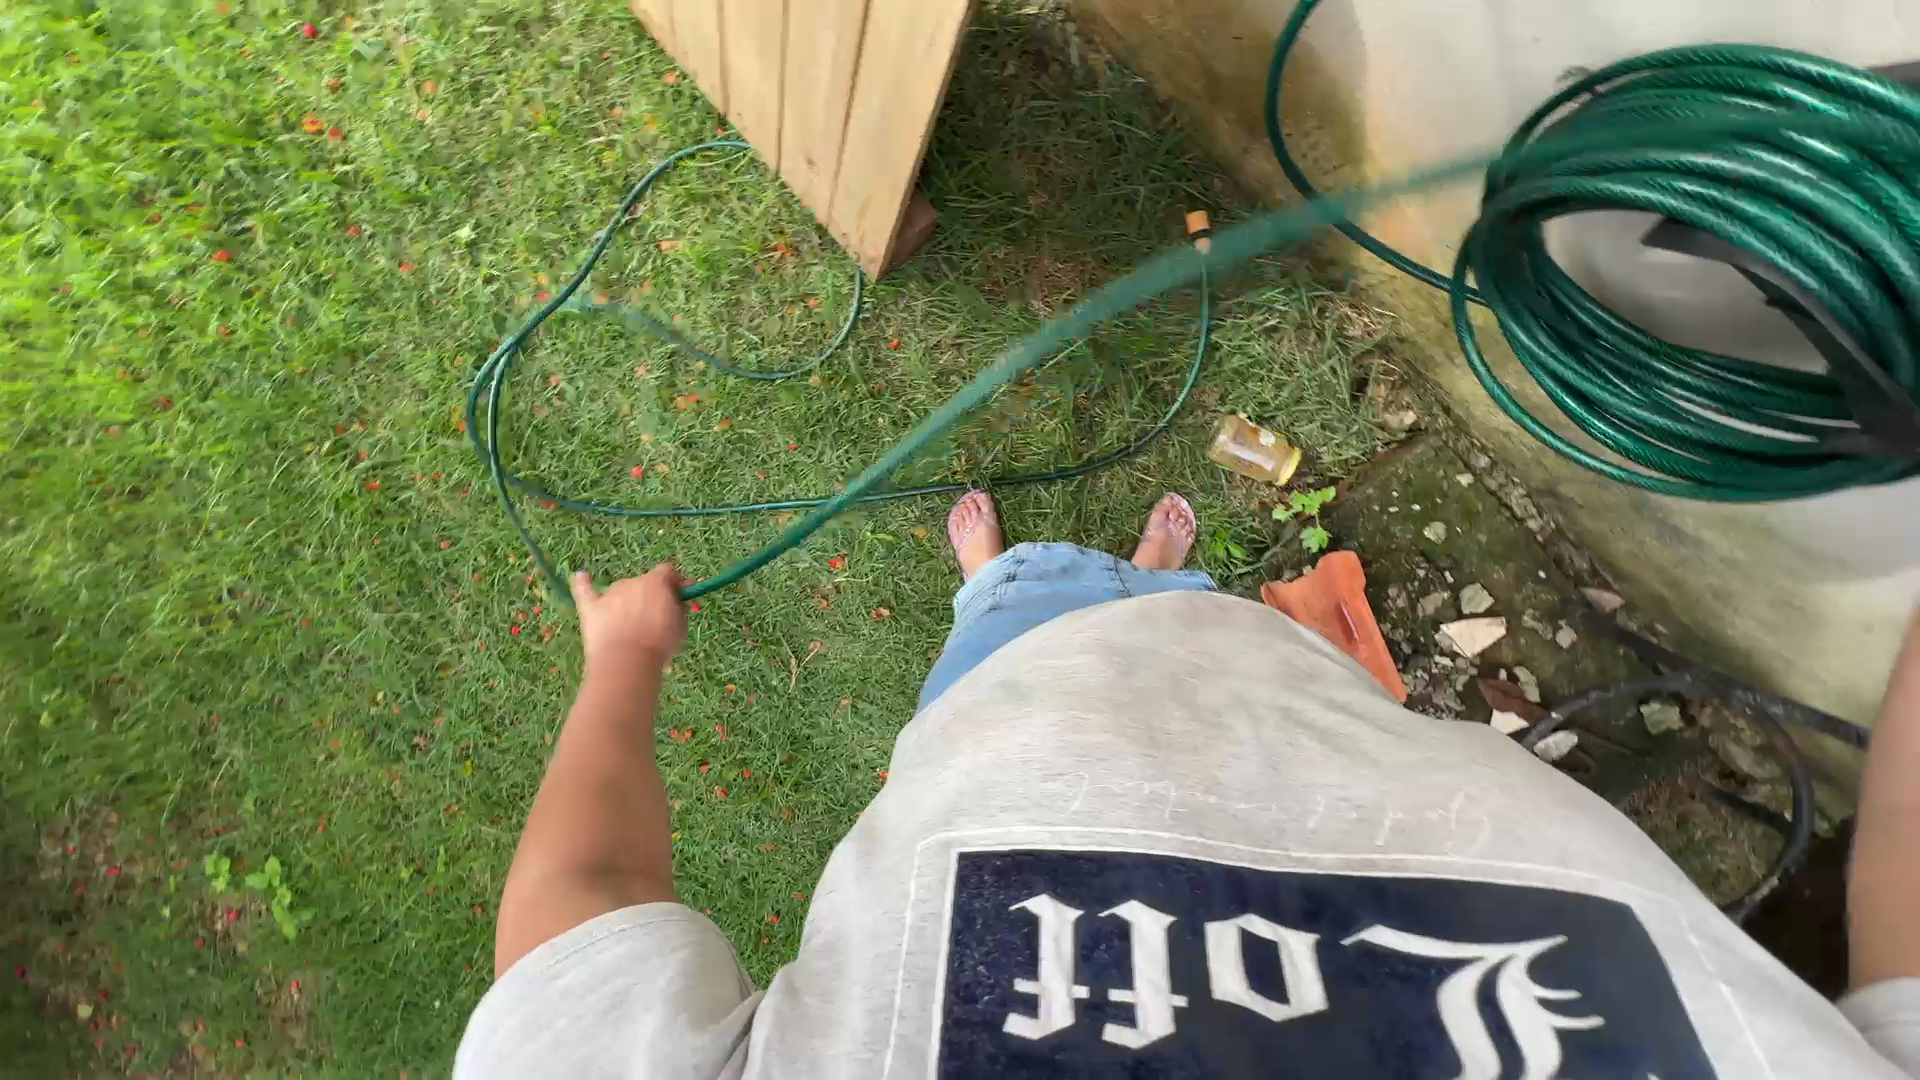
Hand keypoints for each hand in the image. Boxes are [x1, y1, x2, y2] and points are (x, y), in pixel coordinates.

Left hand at [570, 564, 686, 670]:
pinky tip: (580, 576)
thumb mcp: (681, 625)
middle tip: (656, 617)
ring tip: (631, 623)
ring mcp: (609, 594)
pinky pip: (585, 590)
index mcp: (656, 583)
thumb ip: (680, 608)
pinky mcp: (591, 607)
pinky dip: (583, 583)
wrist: (626, 660)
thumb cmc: (659, 643)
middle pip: (644, 582)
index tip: (680, 596)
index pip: (668, 572)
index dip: (675, 583)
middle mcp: (632, 582)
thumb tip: (678, 601)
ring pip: (621, 591)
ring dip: (628, 600)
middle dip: (651, 595)